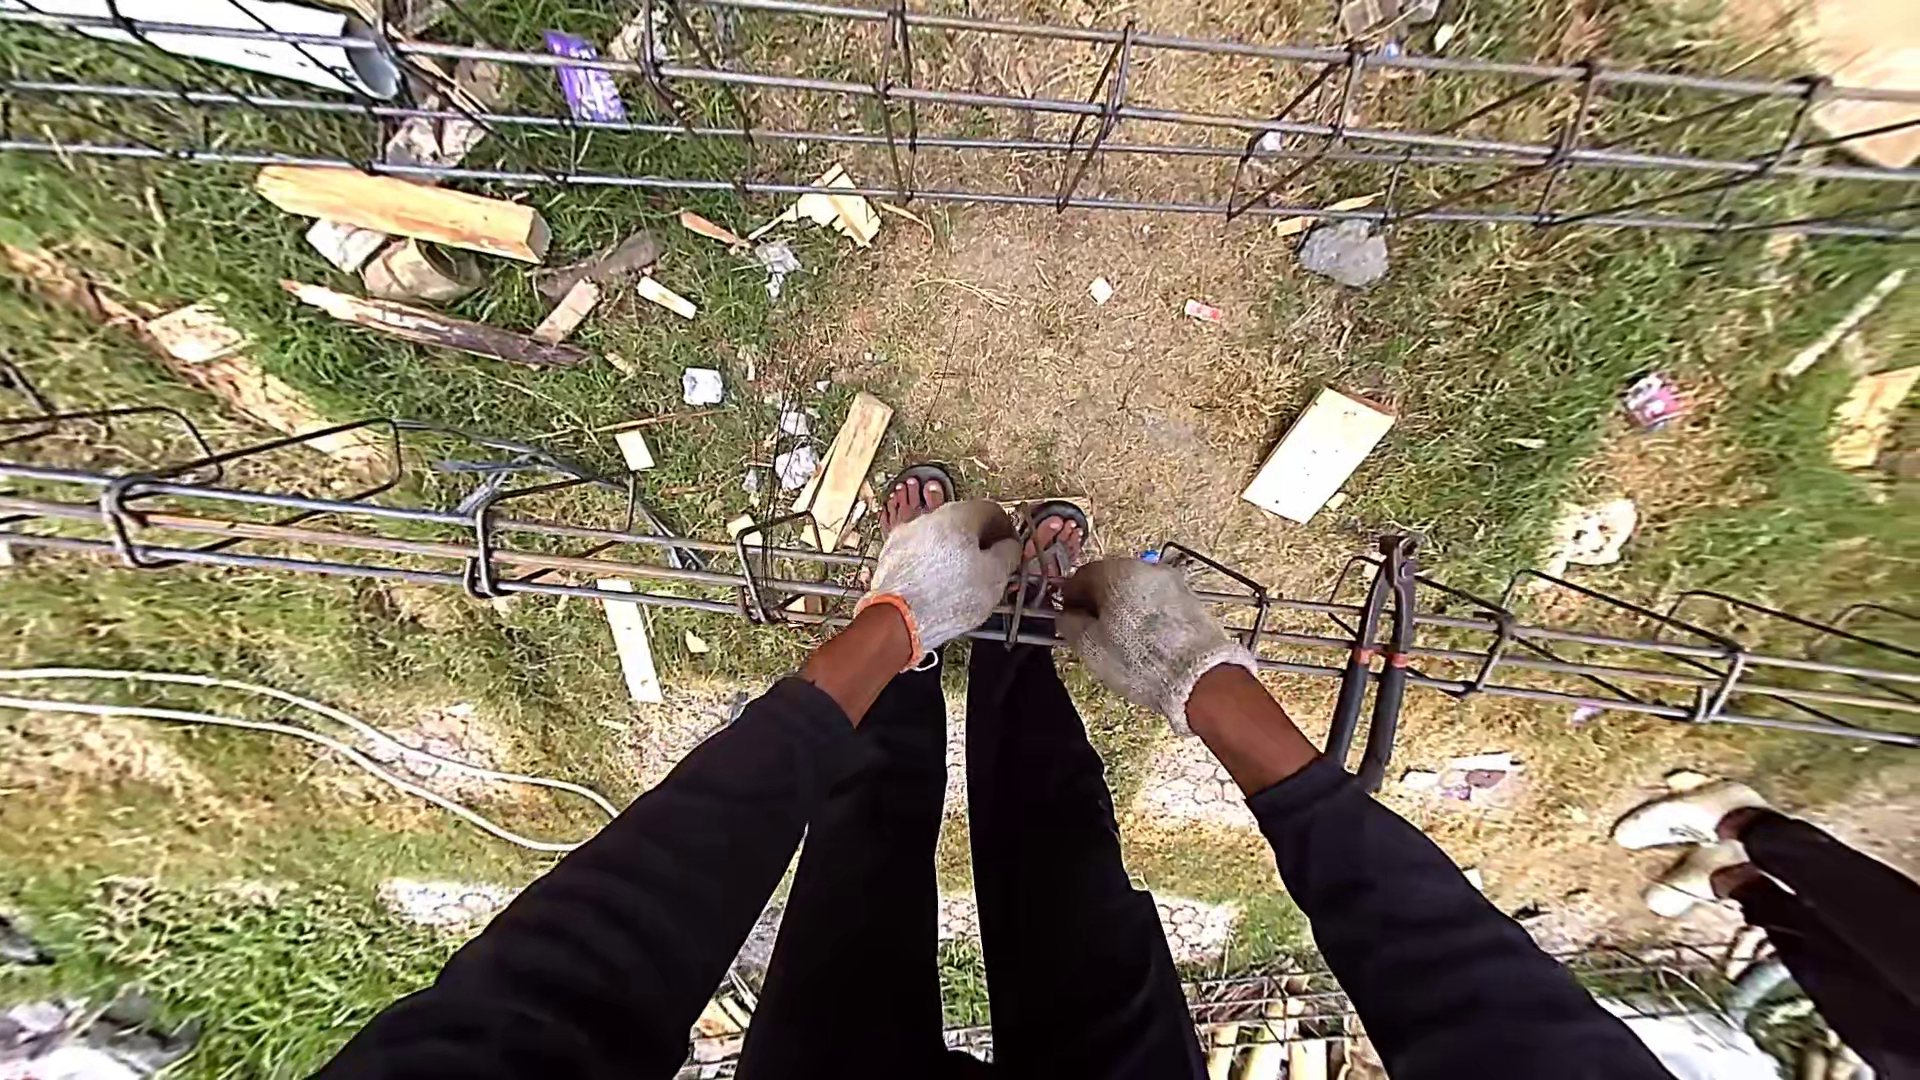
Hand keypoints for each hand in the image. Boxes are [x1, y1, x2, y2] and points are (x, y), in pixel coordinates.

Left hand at [855, 500, 1020, 666]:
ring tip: (965, 582)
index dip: (1007, 530)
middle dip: (981, 543)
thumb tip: (1010, 547)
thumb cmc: (945, 598)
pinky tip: (940, 587)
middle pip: (964, 522)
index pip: (992, 510)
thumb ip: (1008, 554)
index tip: (1010, 548)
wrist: (899, 619)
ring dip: (957, 554)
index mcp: (958, 516)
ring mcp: (908, 536)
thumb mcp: (994, 577)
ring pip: (941, 539)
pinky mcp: (893, 555)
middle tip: (991, 566)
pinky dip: (935, 565)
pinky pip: (922, 554)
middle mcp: (930, 518)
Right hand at [1058, 558, 1257, 733]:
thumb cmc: (1138, 660)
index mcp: (1116, 572)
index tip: (1068, 616)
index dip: (1070, 597)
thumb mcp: (1090, 646)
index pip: (1081, 575)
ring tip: (1119, 638)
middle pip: (1110, 579)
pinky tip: (1143, 639)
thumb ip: (1070, 624)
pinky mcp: (1190, 599)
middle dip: (1097, 600)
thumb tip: (1068, 616)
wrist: (1201, 678)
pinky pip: (1156, 600)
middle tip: (1092, 628)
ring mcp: (1171, 582)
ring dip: (1121, 606)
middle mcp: (1145, 568)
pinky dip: (1144, 613)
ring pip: (1134, 589)